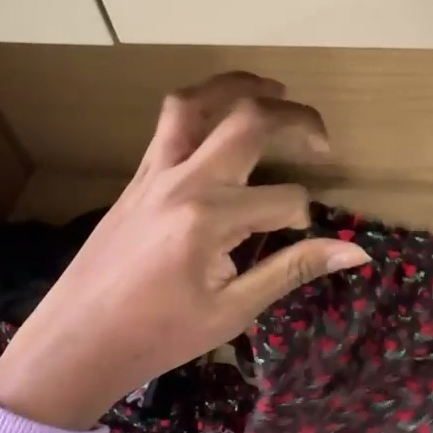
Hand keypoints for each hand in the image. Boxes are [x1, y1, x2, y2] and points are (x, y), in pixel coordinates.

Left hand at [0, 72, 368, 430]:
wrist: (74, 345)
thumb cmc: (157, 336)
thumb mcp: (233, 311)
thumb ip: (294, 269)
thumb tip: (358, 253)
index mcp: (209, 219)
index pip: (285, 200)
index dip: (305, 217)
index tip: (300, 240)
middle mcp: (183, 181)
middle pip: (249, 121)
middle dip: (297, 120)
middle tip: (322, 142)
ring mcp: (155, 172)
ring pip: (198, 103)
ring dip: (241, 87)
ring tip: (275, 88)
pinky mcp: (137, 176)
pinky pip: (170, 122)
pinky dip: (204, 107)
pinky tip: (223, 120)